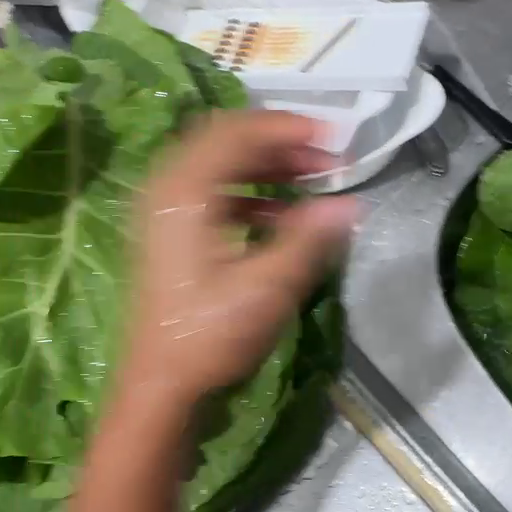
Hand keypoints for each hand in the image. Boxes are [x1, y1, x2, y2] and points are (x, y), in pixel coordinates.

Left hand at [122, 111, 359, 411]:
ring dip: (267, 169)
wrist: (161, 383)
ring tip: (311, 184)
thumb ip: (309, 240)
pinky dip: (250, 196)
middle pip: (228, 142)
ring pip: (220, 168)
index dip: (290, 129)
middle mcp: (168, 189)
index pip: (240, 132)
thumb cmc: (210, 336)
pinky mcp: (170, 237)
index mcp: (185, 190)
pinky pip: (212, 195)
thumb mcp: (267, 288)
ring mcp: (165, 212)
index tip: (334, 138)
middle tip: (328, 161)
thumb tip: (351, 204)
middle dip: (281, 146)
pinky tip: (280, 217)